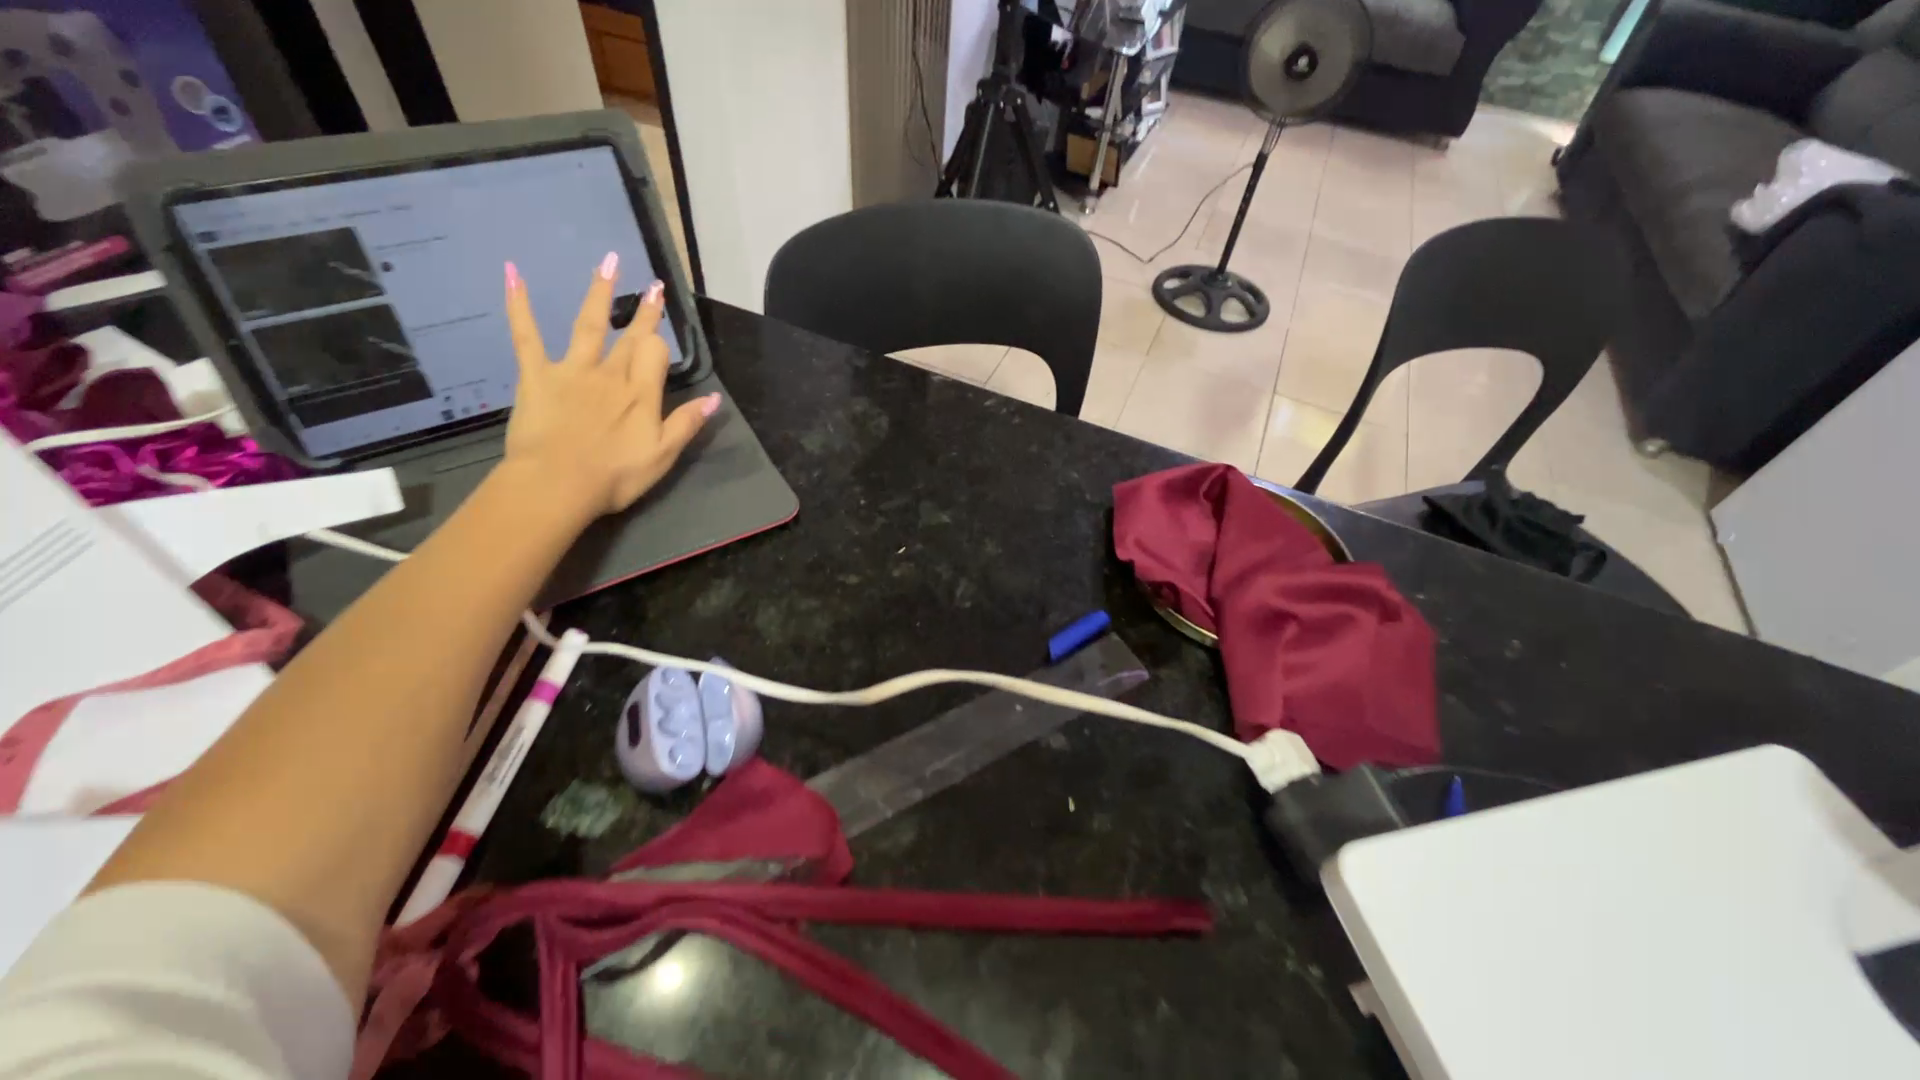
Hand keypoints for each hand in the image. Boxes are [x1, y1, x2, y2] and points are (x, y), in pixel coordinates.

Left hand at [501, 253, 717, 518]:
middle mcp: (610, 373)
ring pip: (589, 325)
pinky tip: (514, 274)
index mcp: (641, 394)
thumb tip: (714, 399)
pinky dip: (520, 305)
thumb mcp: (662, 457)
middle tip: (654, 285)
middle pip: (630, 336)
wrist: (556, 484)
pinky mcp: (536, 375)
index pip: (655, 353)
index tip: (660, 344)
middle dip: (645, 311)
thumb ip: (687, 424)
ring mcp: (571, 370)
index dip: (659, 345)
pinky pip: (527, 336)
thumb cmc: (613, 477)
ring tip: (610, 262)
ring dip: (600, 292)